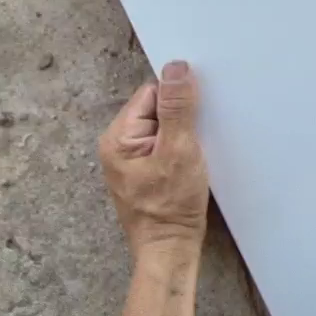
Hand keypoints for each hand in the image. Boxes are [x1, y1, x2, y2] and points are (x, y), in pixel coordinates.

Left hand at [99, 61, 209, 254]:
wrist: (171, 249)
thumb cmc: (172, 203)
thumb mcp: (179, 149)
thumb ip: (177, 106)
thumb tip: (176, 66)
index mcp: (118, 136)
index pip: (153, 93)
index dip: (178, 99)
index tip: (195, 115)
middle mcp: (119, 144)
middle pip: (158, 106)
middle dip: (182, 114)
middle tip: (197, 135)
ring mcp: (131, 158)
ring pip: (165, 123)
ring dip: (184, 130)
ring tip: (195, 148)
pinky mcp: (146, 168)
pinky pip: (166, 140)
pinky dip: (182, 143)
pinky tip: (192, 157)